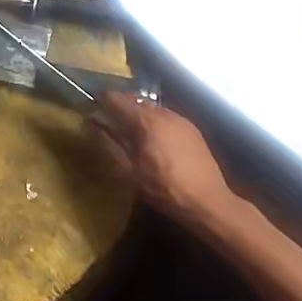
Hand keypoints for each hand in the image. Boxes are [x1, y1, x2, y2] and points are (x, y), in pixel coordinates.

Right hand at [96, 92, 236, 225]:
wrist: (208, 202)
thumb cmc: (163, 188)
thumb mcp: (128, 170)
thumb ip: (108, 143)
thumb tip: (93, 124)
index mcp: (145, 121)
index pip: (116, 97)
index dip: (103, 102)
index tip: (95, 111)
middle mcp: (163, 113)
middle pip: (135, 99)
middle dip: (121, 108)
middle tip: (112, 124)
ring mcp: (181, 120)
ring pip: (152, 108)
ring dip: (139, 116)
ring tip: (134, 135)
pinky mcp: (193, 130)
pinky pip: (167, 118)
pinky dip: (156, 123)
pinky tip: (157, 142)